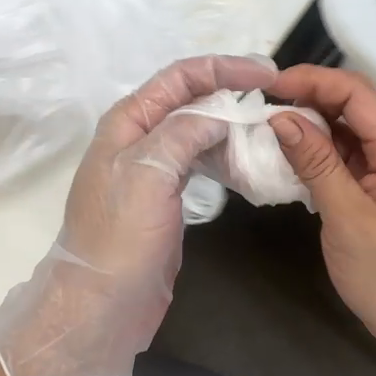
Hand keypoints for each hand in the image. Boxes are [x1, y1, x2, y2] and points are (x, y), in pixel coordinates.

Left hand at [0, 55, 276, 375]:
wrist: (98, 307)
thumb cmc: (119, 236)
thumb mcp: (148, 172)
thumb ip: (183, 132)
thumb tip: (221, 111)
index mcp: (128, 120)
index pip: (180, 77)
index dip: (223, 68)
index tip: (267, 73)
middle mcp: (140, 135)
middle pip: (192, 99)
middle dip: (232, 93)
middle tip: (277, 98)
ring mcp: (153, 167)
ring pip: (199, 130)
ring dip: (232, 125)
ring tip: (271, 129)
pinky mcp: (166, 196)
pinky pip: (201, 161)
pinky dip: (225, 156)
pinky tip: (249, 163)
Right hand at [268, 66, 375, 352]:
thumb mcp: (346, 219)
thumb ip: (315, 163)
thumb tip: (279, 117)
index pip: (358, 93)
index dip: (313, 80)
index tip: (269, 87)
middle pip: (356, 100)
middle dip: (311, 93)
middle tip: (265, 103)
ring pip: (351, 121)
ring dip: (314, 117)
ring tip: (272, 124)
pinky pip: (351, 146)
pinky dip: (322, 143)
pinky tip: (295, 150)